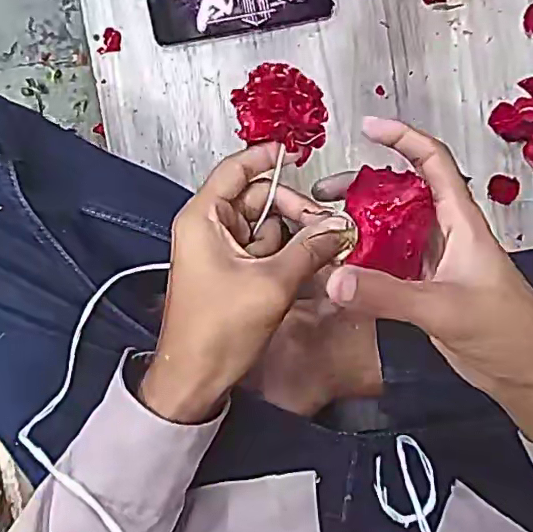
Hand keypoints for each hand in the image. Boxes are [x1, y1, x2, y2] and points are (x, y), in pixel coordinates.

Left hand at [228, 176, 382, 417]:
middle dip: (293, 209)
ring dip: (293, 234)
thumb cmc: (215, 332)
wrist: (194, 379)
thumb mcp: (272, 284)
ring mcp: (218, 250)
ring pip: (265, 225)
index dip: (266, 158)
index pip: (235, 170)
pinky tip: (305, 266)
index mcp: (204, 218)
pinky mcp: (230, 271)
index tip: (294, 152)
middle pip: (257, 199)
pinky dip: (285, 253)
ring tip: (319, 250)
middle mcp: (207, 228)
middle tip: (325, 225)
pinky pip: (263, 249)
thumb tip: (337, 228)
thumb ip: (309, 249)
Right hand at [319, 118, 532, 454]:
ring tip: (325, 225)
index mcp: (462, 222)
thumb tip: (336, 279)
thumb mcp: (447, 309)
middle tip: (327, 191)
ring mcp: (436, 261)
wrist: (531, 375)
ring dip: (361, 223)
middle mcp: (447, 234)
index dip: (404, 138)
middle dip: (365, 185)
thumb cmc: (510, 332)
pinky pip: (389, 262)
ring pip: (393, 228)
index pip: (434, 163)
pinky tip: (341, 266)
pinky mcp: (427, 288)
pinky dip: (365, 259)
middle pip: (403, 193)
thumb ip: (390, 295)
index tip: (370, 127)